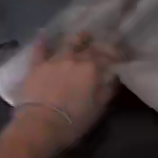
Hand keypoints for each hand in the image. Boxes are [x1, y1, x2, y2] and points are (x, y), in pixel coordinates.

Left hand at [14, 32, 122, 151]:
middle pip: (88, 47)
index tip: (120, 54)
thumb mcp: (98, 108)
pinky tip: (44, 34)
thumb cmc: (74, 120)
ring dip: (76, 38)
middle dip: (97, 43)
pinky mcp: (37, 65)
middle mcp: (74, 59)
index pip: (107, 56)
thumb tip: (114, 76)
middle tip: (102, 42)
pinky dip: (43, 41)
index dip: (115, 53)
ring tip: (82, 34)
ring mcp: (54, 60)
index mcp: (91, 69)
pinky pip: (40, 49)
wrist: (41, 123)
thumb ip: (107, 89)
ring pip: (67, 43)